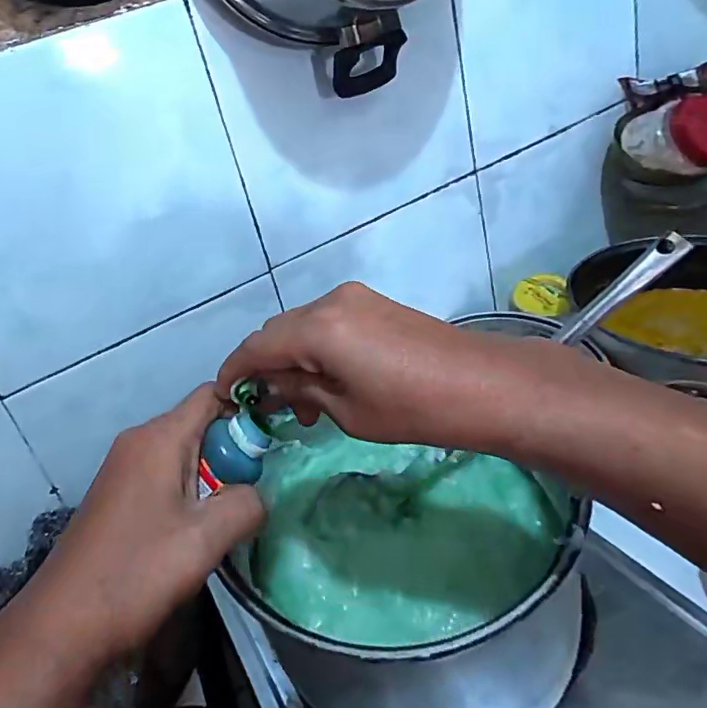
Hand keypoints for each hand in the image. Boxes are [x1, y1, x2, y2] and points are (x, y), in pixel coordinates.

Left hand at [18, 384, 264, 658]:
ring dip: (210, 478)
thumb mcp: (204, 540)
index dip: (245, 409)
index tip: (273, 441)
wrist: (63, 624)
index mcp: (157, 438)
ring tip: (228, 518)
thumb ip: (244, 505)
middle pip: (198, 425)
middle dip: (231, 452)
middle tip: (254, 491)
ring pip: (182, 454)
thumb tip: (256, 495)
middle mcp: (137, 441)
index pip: (209, 395)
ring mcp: (123, 468)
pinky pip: (163, 477)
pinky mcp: (117, 496)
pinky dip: (187, 493)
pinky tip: (194, 533)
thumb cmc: (136, 573)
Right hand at [217, 282, 610, 451]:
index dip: (235, 371)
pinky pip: (326, 322)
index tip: (224, 396)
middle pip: (276, 331)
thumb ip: (299, 391)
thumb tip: (272, 387)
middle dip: (264, 366)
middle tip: (267, 406)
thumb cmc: (411, 409)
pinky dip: (315, 348)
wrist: (482, 385)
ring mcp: (352, 297)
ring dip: (291, 358)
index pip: (257, 346)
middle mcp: (328, 301)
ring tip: (303, 403)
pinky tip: (327, 380)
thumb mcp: (346, 410)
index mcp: (317, 328)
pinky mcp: (371, 302)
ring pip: (300, 326)